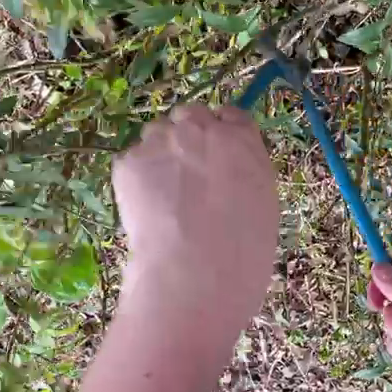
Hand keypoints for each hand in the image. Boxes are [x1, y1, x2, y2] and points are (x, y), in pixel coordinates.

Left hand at [112, 104, 279, 334]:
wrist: (194, 276)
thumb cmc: (243, 253)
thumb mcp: (263, 206)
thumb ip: (246, 175)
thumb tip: (228, 174)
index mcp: (243, 140)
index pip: (231, 116)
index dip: (223, 136)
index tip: (218, 159)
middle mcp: (200, 129)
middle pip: (190, 116)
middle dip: (188, 138)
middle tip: (188, 178)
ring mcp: (160, 141)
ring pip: (157, 135)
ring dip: (161, 155)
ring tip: (165, 199)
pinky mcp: (128, 162)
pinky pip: (133, 161)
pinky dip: (137, 180)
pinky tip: (148, 211)